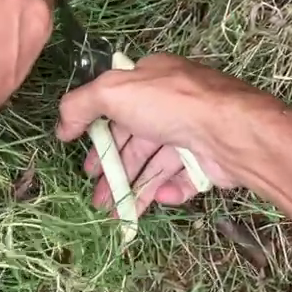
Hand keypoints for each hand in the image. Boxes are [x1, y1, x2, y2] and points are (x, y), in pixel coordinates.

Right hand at [56, 53, 291, 213]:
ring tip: (114, 211)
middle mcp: (172, 104)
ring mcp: (191, 133)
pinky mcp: (207, 160)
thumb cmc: (170, 105)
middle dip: (112, 170)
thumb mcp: (114, 92)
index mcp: (151, 79)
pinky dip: (166, 190)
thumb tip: (61, 126)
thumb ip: (80, 105)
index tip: (85, 160)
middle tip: (97, 196)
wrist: (230, 132)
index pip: (116, 106)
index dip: (97, 134)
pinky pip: (180, 178)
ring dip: (132, 188)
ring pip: (154, 164)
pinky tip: (156, 198)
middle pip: (133, 141)